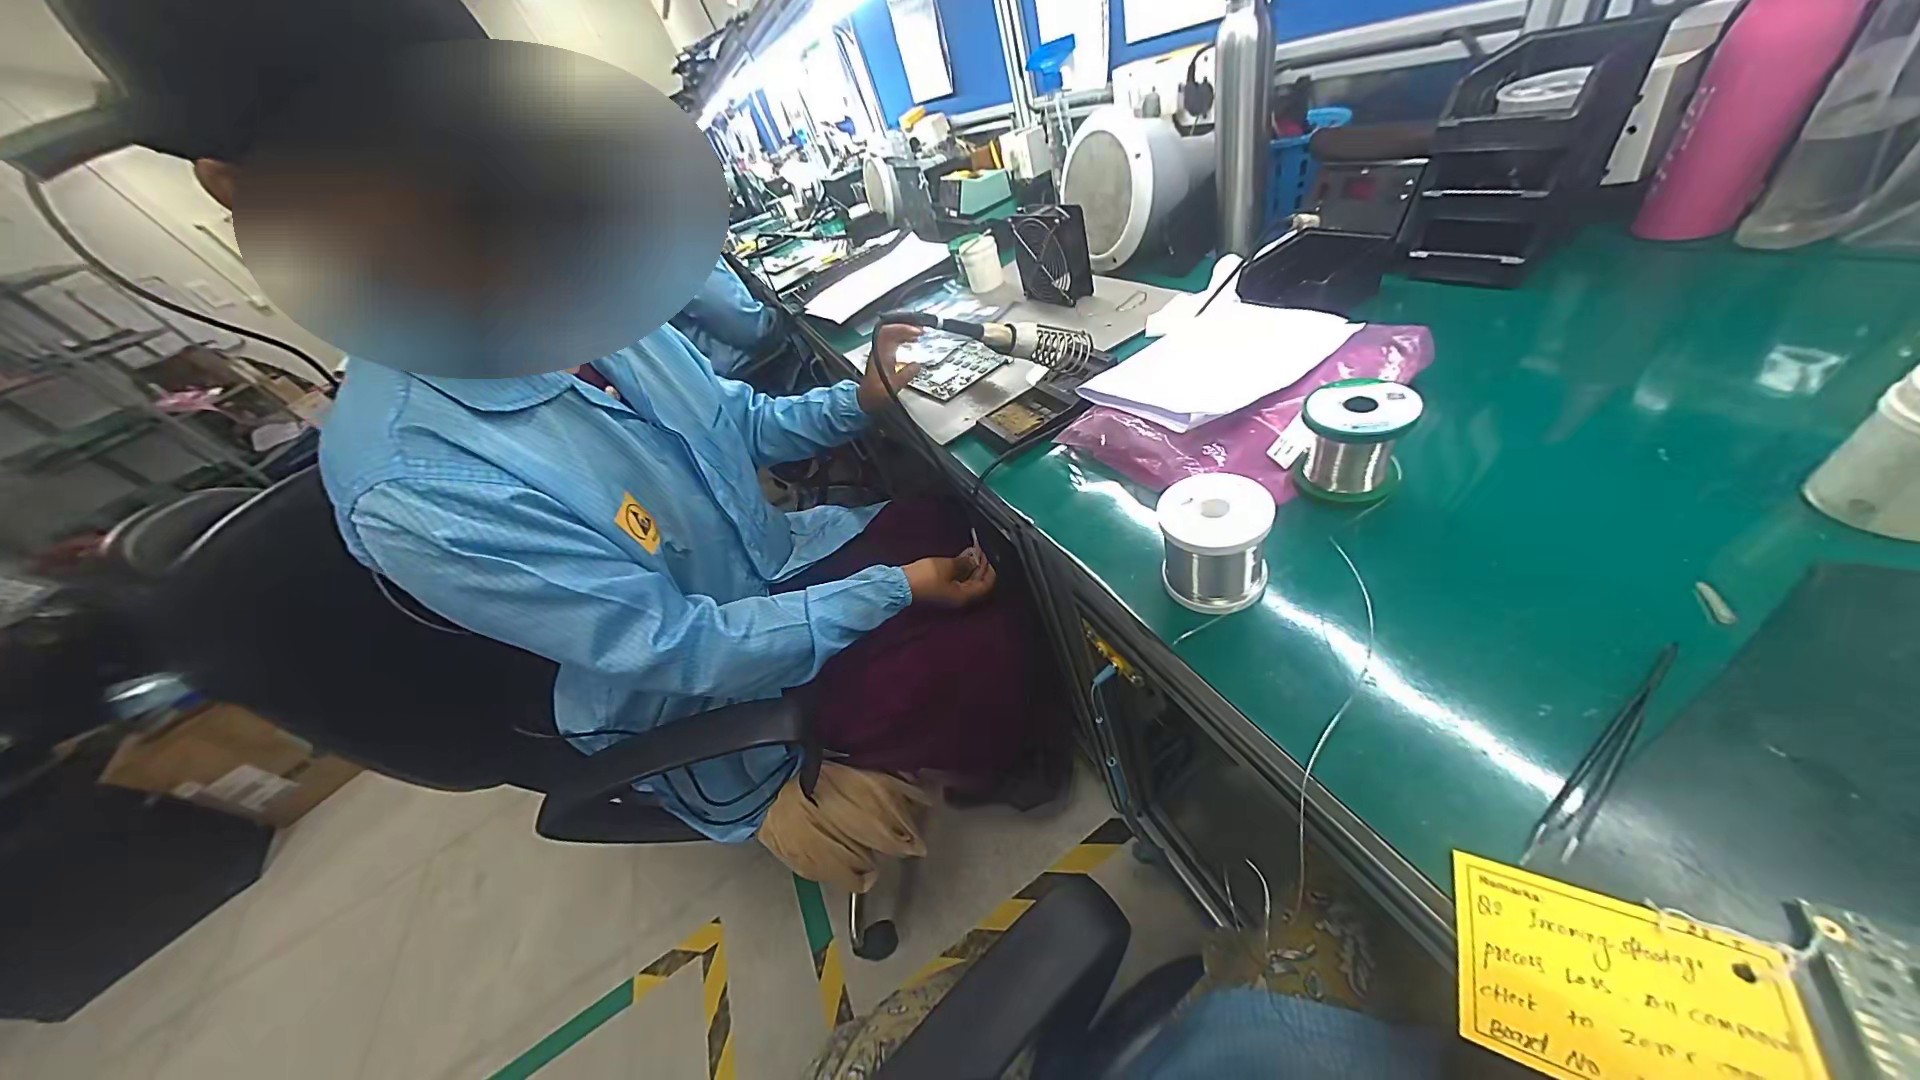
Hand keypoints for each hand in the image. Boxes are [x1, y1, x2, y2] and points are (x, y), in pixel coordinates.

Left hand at [858, 324, 924, 412]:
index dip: (903, 329)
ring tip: (919, 334)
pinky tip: (912, 341)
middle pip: (891, 329)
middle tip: (921, 330)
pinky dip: (903, 338)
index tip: (917, 332)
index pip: (889, 332)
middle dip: (907, 327)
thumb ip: (906, 375)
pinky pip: (894, 341)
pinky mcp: (884, 355)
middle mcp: (879, 350)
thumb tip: (917, 365)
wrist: (866, 399)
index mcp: (880, 355)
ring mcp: (881, 352)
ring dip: (906, 332)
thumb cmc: (875, 394)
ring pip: (892, 334)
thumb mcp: (893, 387)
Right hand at [902, 547, 996, 607]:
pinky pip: (957, 581)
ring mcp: (950, 597)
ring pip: (967, 581)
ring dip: (970, 567)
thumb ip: (965, 562)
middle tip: (979, 549)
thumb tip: (975, 559)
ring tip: (970, 551)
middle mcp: (960, 600)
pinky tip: (959, 559)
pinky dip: (961, 570)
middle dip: (980, 565)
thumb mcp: (947, 566)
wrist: (899, 586)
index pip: (986, 584)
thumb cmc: (923, 578)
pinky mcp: (942, 593)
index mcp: (965, 597)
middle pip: (978, 583)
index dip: (989, 567)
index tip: (987, 553)